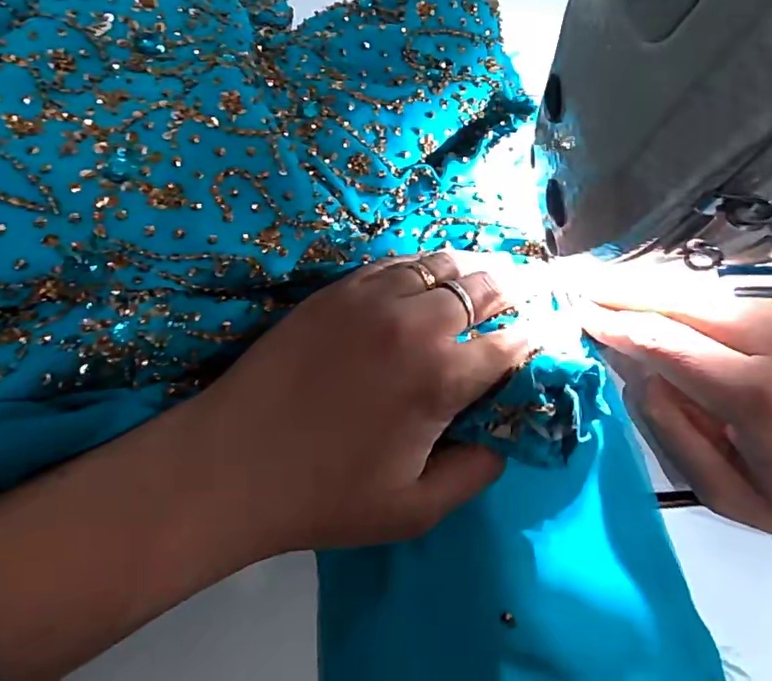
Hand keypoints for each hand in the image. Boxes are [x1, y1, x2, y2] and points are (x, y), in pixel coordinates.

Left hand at [180, 250, 533, 553]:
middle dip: (509, 294)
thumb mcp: (413, 510)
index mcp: (441, 379)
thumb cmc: (326, 494)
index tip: (539, 338)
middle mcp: (417, 324)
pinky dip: (424, 267)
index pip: (509, 344)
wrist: (232, 462)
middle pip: (484, 288)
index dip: (531, 338)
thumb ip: (474, 474)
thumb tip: (505, 439)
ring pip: (443, 264)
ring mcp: (375, 297)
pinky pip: (399, 262)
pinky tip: (426, 279)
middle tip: (515, 302)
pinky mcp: (342, 287)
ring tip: (477, 284)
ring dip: (469, 273)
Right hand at [576, 269, 771, 599]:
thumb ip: (675, 432)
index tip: (577, 309)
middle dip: (623, 285)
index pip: (663, 340)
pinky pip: (731, 296)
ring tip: (608, 282)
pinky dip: (690, 294)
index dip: (614, 323)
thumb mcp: (735, 497)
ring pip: (703, 288)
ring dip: (653, 284)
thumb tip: (637, 374)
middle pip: (678, 295)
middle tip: (579, 276)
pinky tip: (662, 297)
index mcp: (759, 391)